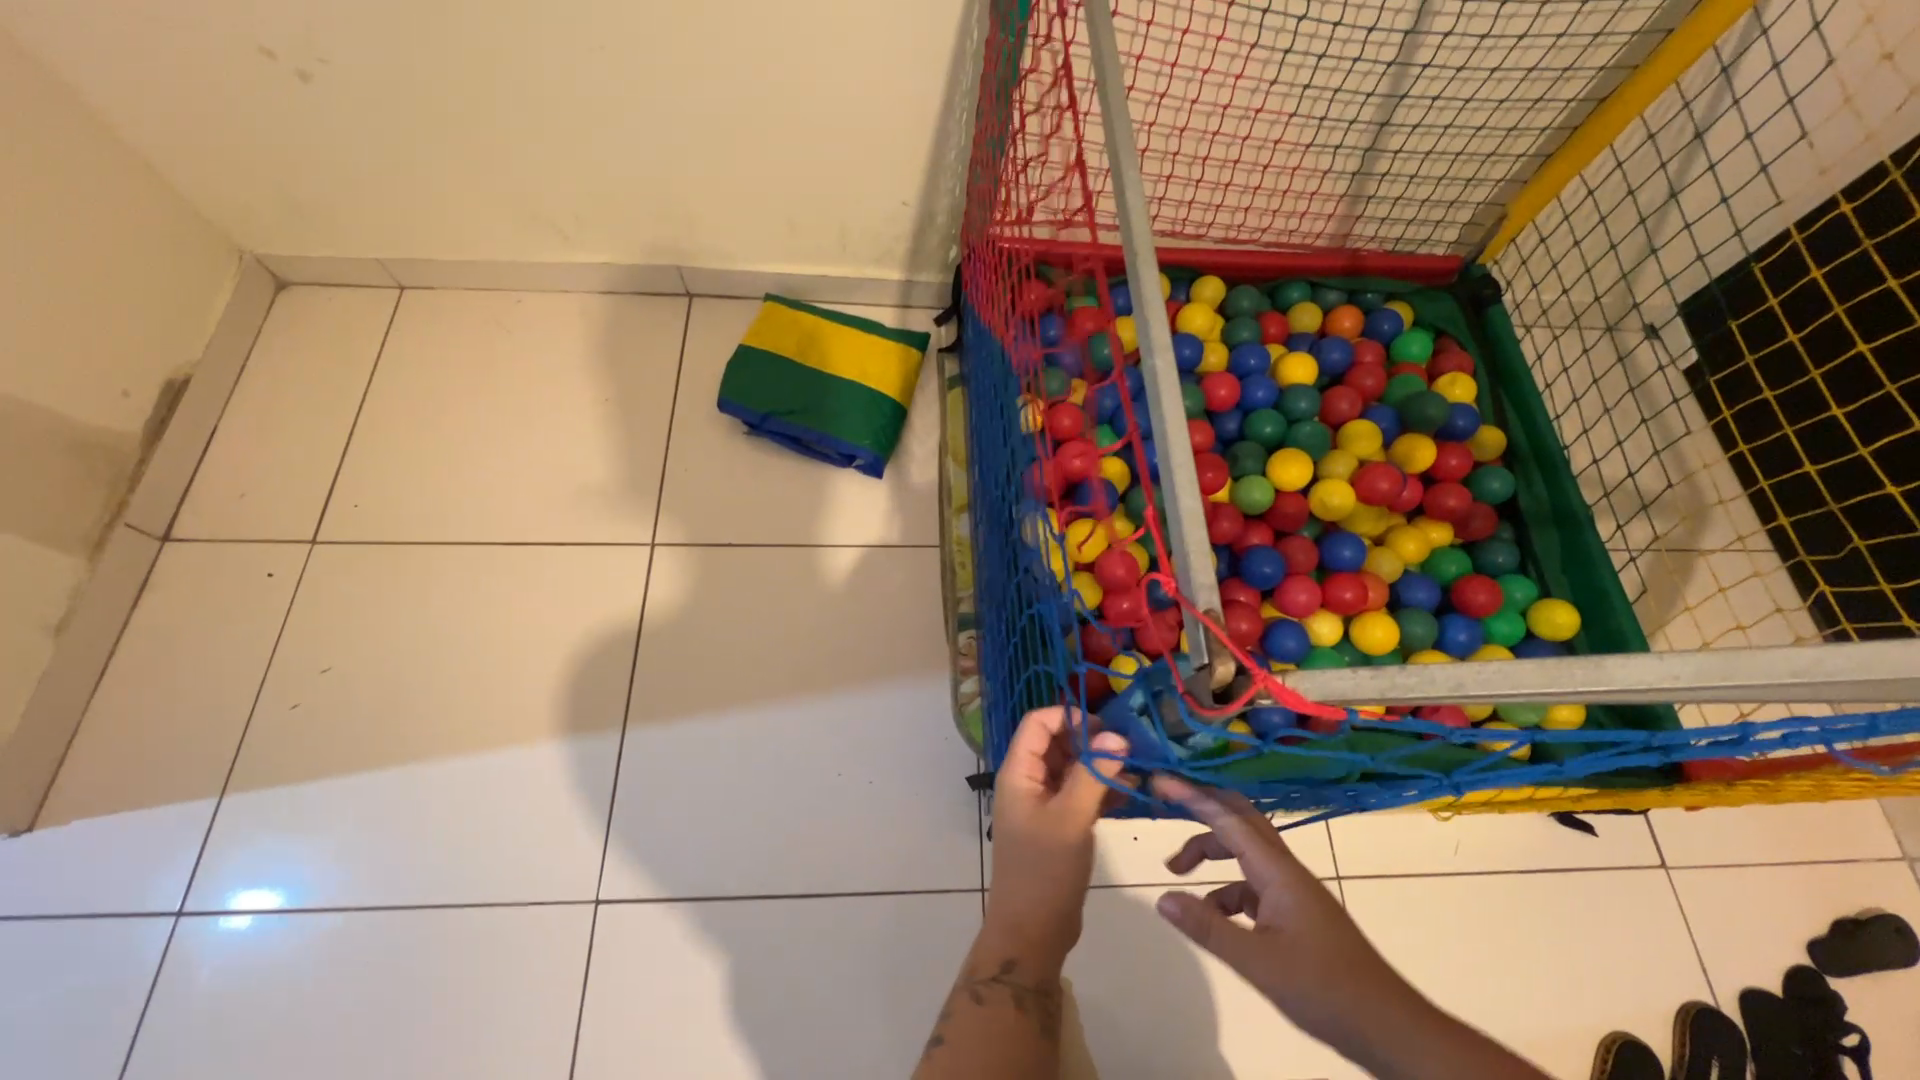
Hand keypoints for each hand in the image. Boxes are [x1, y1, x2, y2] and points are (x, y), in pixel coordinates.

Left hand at [983, 706, 1130, 969]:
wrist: (1032, 932)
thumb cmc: (1044, 871)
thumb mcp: (1071, 818)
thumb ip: (1093, 774)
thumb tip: (1118, 735)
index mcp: (1019, 773)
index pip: (1039, 722)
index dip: (1071, 716)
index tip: (1109, 727)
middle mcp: (1028, 782)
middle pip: (1058, 742)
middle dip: (1093, 739)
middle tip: (1132, 746)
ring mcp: (1043, 804)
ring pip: (1072, 768)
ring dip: (1102, 765)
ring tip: (1140, 767)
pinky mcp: (1059, 824)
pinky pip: (1080, 793)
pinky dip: (1103, 789)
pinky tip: (1133, 791)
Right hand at [1151, 775, 1429, 1050]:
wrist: (1387, 1025)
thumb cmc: (1324, 989)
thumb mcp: (1256, 962)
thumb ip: (1208, 927)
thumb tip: (1161, 897)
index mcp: (1278, 872)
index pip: (1228, 820)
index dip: (1192, 797)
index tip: (1160, 782)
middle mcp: (1286, 872)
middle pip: (1240, 824)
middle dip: (1202, 814)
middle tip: (1166, 810)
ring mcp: (1294, 893)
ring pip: (1245, 856)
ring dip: (1211, 856)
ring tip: (1177, 878)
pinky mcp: (1297, 915)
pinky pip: (1253, 886)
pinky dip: (1227, 892)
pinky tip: (1216, 921)